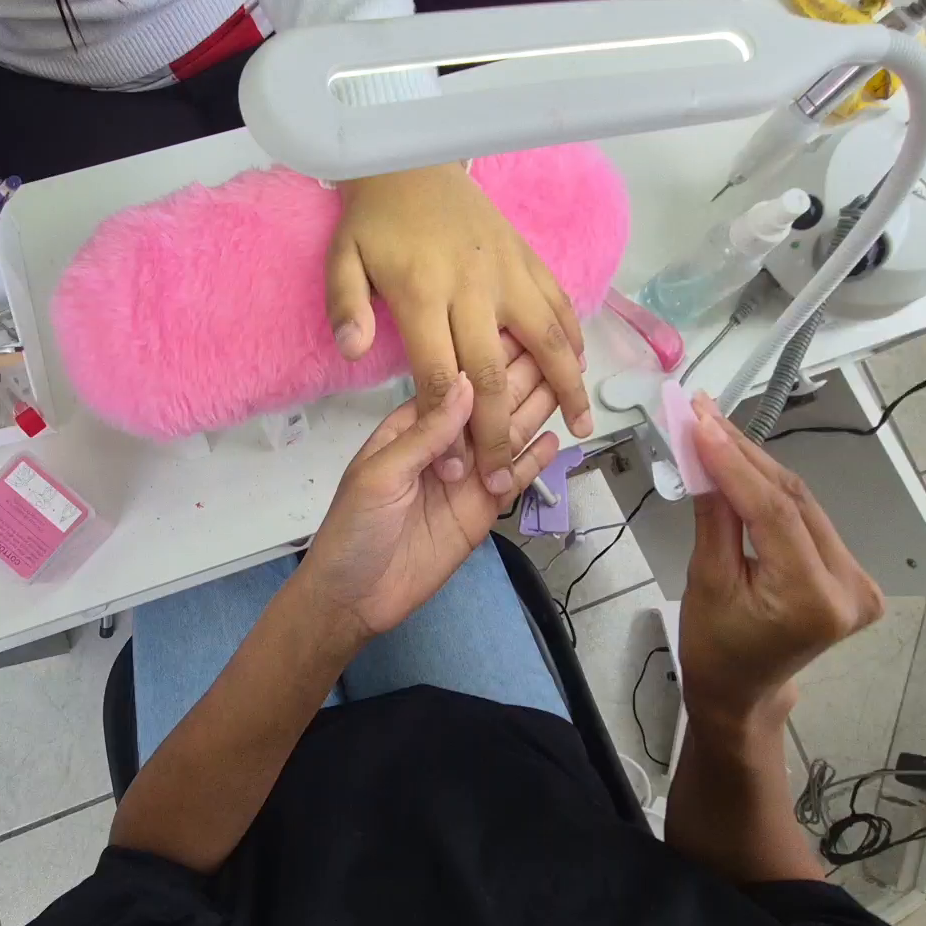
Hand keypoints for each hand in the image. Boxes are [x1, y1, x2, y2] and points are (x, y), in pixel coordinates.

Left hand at [292, 337, 561, 645]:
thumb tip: (468, 383)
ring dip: (536, 411)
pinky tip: (556, 440)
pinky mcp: (481, 511)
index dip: (487, 360)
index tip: (521, 328)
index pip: (457, 386)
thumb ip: (426, 434)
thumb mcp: (380, 475)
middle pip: (490, 407)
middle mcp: (446, 446)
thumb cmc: (354, 529)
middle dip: (522, 378)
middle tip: (562, 350)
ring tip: (570, 383)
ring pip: (508, 438)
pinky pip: (512, 480)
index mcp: (413, 429)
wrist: (355, 597)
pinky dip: (533, 462)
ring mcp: (467, 478)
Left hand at [328, 164, 590, 496]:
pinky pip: (560, 302)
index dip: (445, 425)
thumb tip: (352, 353)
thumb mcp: (342, 260)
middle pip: (492, 371)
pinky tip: (582, 367)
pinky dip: (575, 337)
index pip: (437, 374)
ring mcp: (508, 272)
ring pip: (545, 338)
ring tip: (583, 425)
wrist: (411, 160)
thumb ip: (345, 308)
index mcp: (422, 295)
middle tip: (506, 474)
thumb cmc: (373, 222)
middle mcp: (472, 288)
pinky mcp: (528, 258)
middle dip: (499, 429)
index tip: (452, 465)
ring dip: (566, 386)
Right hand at [678, 394, 884, 720]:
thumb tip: (703, 459)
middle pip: (792, 500)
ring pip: (799, 503)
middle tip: (702, 413)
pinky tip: (739, 461)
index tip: (700, 422)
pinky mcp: (850, 569)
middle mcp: (850, 585)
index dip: (735, 463)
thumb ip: (714, 518)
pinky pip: (804, 517)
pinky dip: (768, 489)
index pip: (775, 513)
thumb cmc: (713, 646)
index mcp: (814, 599)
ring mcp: (858, 577)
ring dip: (754, 465)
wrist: (742, 688)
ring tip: (713, 428)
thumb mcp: (705, 581)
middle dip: (742, 453)